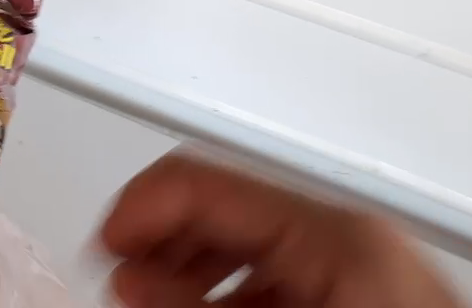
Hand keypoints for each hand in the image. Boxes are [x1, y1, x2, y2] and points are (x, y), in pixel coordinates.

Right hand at [99, 152, 467, 307]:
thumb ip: (192, 292)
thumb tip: (127, 272)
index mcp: (331, 224)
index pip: (195, 176)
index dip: (135, 204)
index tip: (103, 242)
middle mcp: (349, 227)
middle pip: (215, 200)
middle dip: (156, 237)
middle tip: (119, 274)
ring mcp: (362, 256)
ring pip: (240, 235)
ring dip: (186, 264)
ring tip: (152, 295)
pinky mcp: (368, 284)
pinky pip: (275, 266)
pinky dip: (229, 286)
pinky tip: (205, 307)